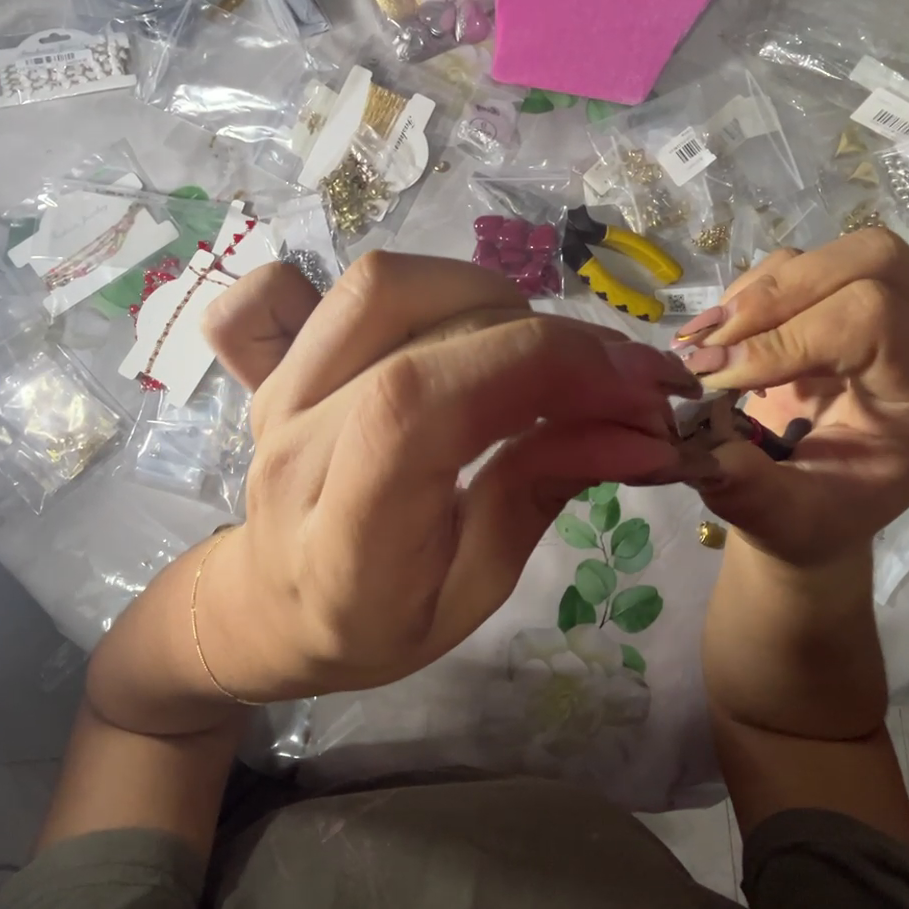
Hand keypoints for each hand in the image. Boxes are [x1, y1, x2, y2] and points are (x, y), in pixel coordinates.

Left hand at [183, 252, 705, 707]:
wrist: (271, 610)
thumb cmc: (376, 622)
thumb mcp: (473, 591)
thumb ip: (539, 495)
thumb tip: (640, 429)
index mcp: (348, 535)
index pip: (426, 402)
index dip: (543, 364)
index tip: (637, 383)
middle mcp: (298, 446)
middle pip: (414, 323)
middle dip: (543, 334)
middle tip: (611, 381)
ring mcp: (274, 396)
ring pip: (377, 285)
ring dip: (483, 298)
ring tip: (529, 353)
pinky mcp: (268, 369)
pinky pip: (277, 287)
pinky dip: (368, 287)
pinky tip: (418, 326)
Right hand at [674, 230, 908, 566]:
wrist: (816, 509)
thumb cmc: (809, 520)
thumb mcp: (779, 520)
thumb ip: (747, 488)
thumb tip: (706, 447)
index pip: (876, 321)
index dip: (785, 337)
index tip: (715, 376)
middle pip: (872, 262)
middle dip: (776, 294)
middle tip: (710, 343)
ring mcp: (906, 317)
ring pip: (840, 254)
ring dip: (760, 291)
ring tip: (706, 342)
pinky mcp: (862, 304)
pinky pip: (811, 264)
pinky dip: (755, 289)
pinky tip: (725, 334)